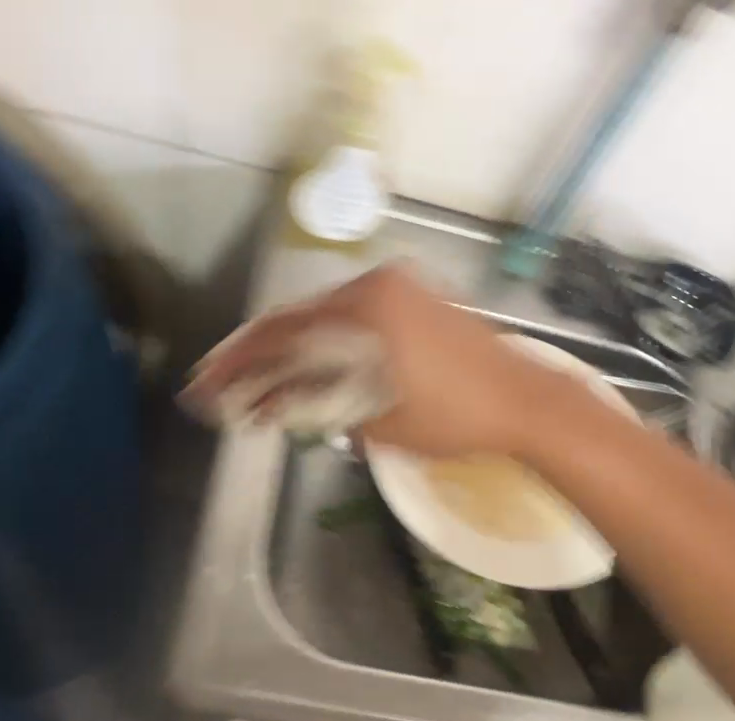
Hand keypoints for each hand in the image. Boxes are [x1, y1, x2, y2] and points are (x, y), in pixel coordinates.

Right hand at [183, 263, 577, 457]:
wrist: (527, 404)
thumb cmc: (455, 416)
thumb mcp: (378, 420)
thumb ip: (319, 406)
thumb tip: (271, 407)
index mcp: (364, 305)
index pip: (283, 334)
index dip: (239, 363)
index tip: (207, 386)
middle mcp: (376, 286)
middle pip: (298, 322)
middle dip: (256, 359)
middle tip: (218, 385)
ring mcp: (398, 292)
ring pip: (324, 323)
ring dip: (289, 357)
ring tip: (255, 388)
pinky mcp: (414, 306)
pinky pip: (352, 324)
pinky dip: (325, 350)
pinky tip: (303, 373)